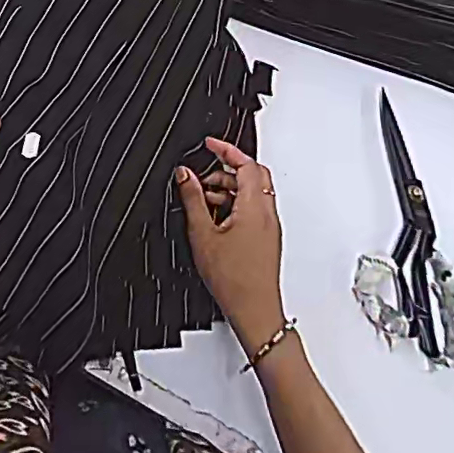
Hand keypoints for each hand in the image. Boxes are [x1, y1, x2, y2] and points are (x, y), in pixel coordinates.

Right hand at [176, 137, 285, 352]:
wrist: (253, 308)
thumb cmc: (233, 278)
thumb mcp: (202, 233)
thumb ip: (193, 199)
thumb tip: (184, 175)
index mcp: (255, 208)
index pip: (247, 165)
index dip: (227, 150)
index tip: (211, 144)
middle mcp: (267, 214)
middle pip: (254, 175)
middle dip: (228, 166)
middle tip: (205, 167)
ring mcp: (269, 226)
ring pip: (253, 191)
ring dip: (229, 186)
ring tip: (203, 196)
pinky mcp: (266, 236)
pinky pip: (253, 207)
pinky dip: (234, 201)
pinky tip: (214, 214)